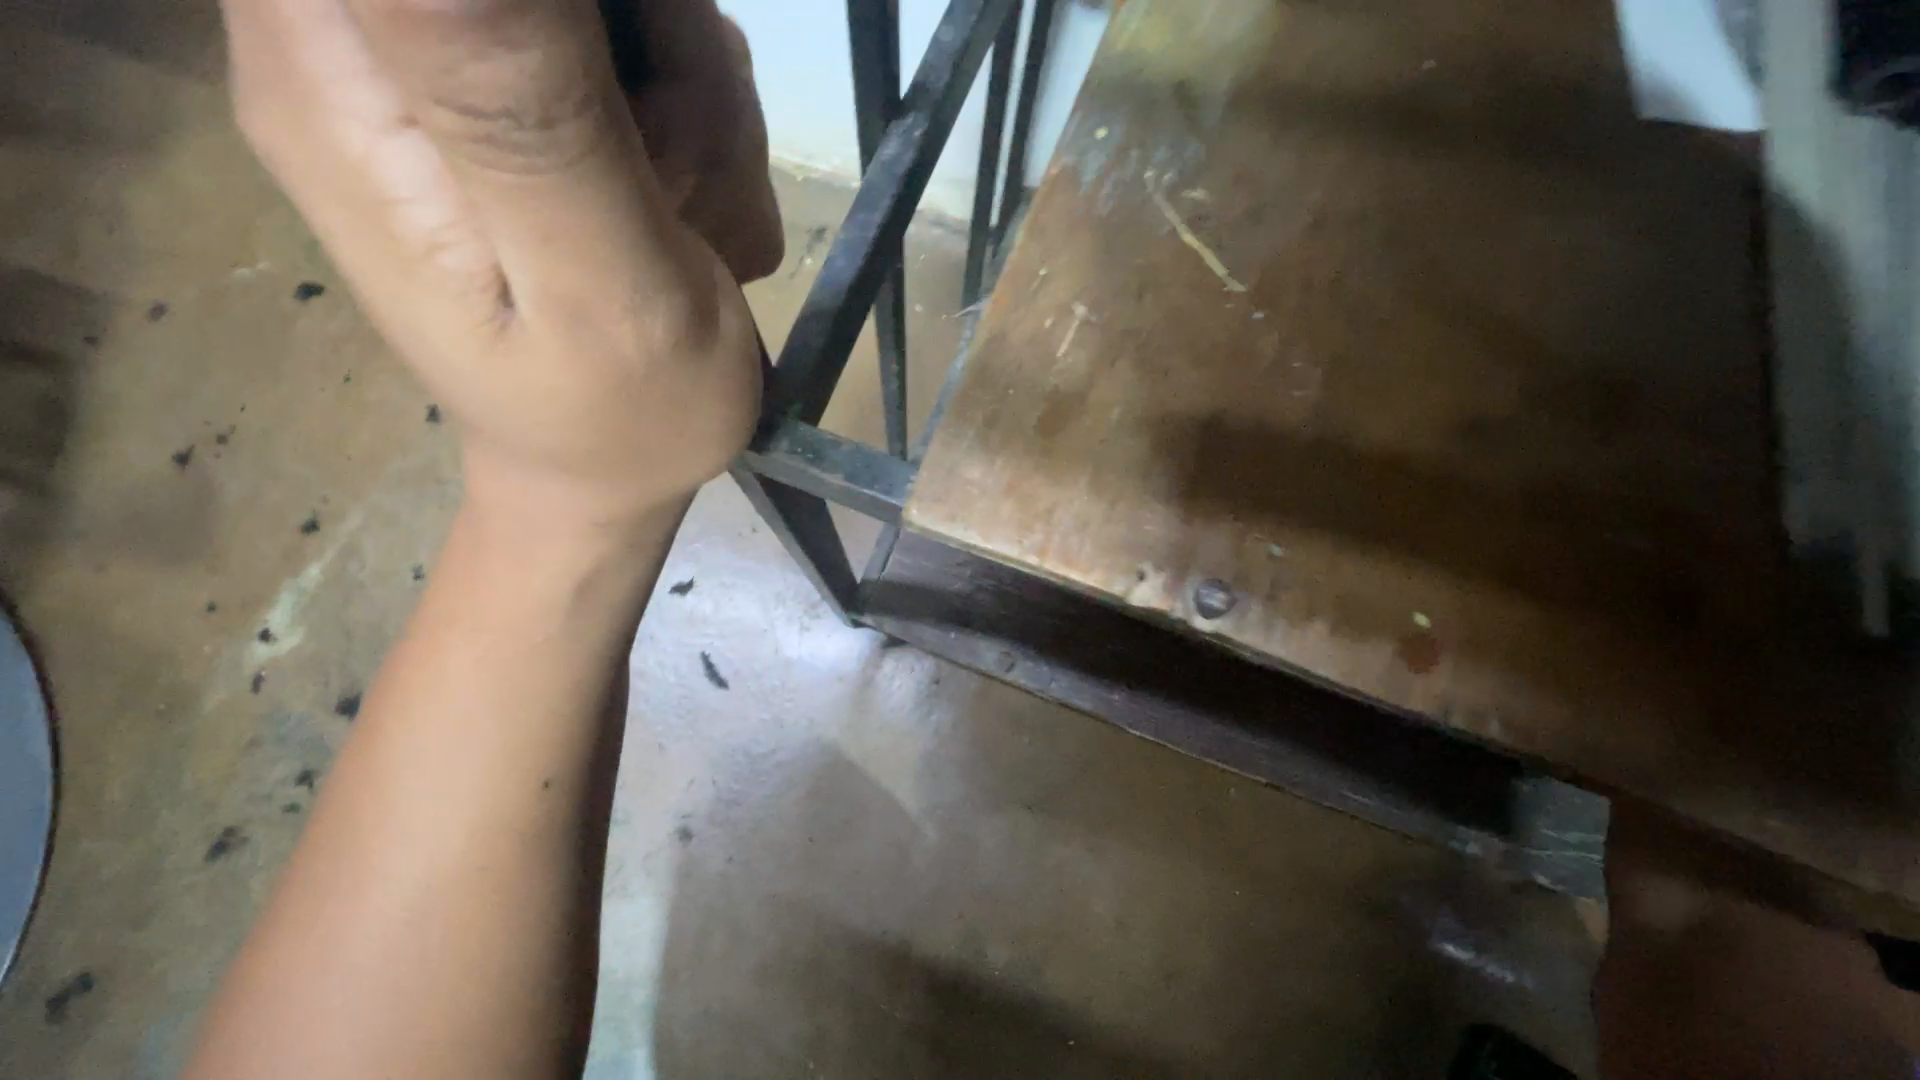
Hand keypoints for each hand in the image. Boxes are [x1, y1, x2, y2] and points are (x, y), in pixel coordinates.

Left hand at [224, 0, 767, 532]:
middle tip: (673, 181)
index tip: (619, 104)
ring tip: (685, 222)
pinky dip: (699, 125)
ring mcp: (456, 61)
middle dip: (659, 53)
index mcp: (342, 86)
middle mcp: (367, 44)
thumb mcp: (596, 290)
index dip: (574, 18)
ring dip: (694, 101)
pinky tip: (689, 214)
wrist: (623, 465)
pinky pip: (651, 40)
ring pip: (628, 0)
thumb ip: (527, 112)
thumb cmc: (617, 416)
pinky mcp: (526, 87)